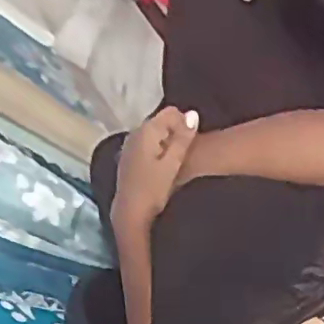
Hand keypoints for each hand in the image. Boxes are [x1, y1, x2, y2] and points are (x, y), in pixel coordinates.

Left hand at [113, 106, 198, 229]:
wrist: (130, 211)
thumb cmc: (153, 190)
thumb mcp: (172, 165)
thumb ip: (183, 139)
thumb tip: (194, 113)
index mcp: (147, 130)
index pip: (171, 113)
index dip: (185, 124)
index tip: (191, 145)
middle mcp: (136, 131)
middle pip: (161, 122)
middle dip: (175, 133)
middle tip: (185, 156)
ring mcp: (130, 143)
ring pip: (154, 134)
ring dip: (166, 143)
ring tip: (174, 163)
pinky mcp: (128, 155)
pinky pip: (147, 144)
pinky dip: (156, 151)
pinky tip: (161, 168)